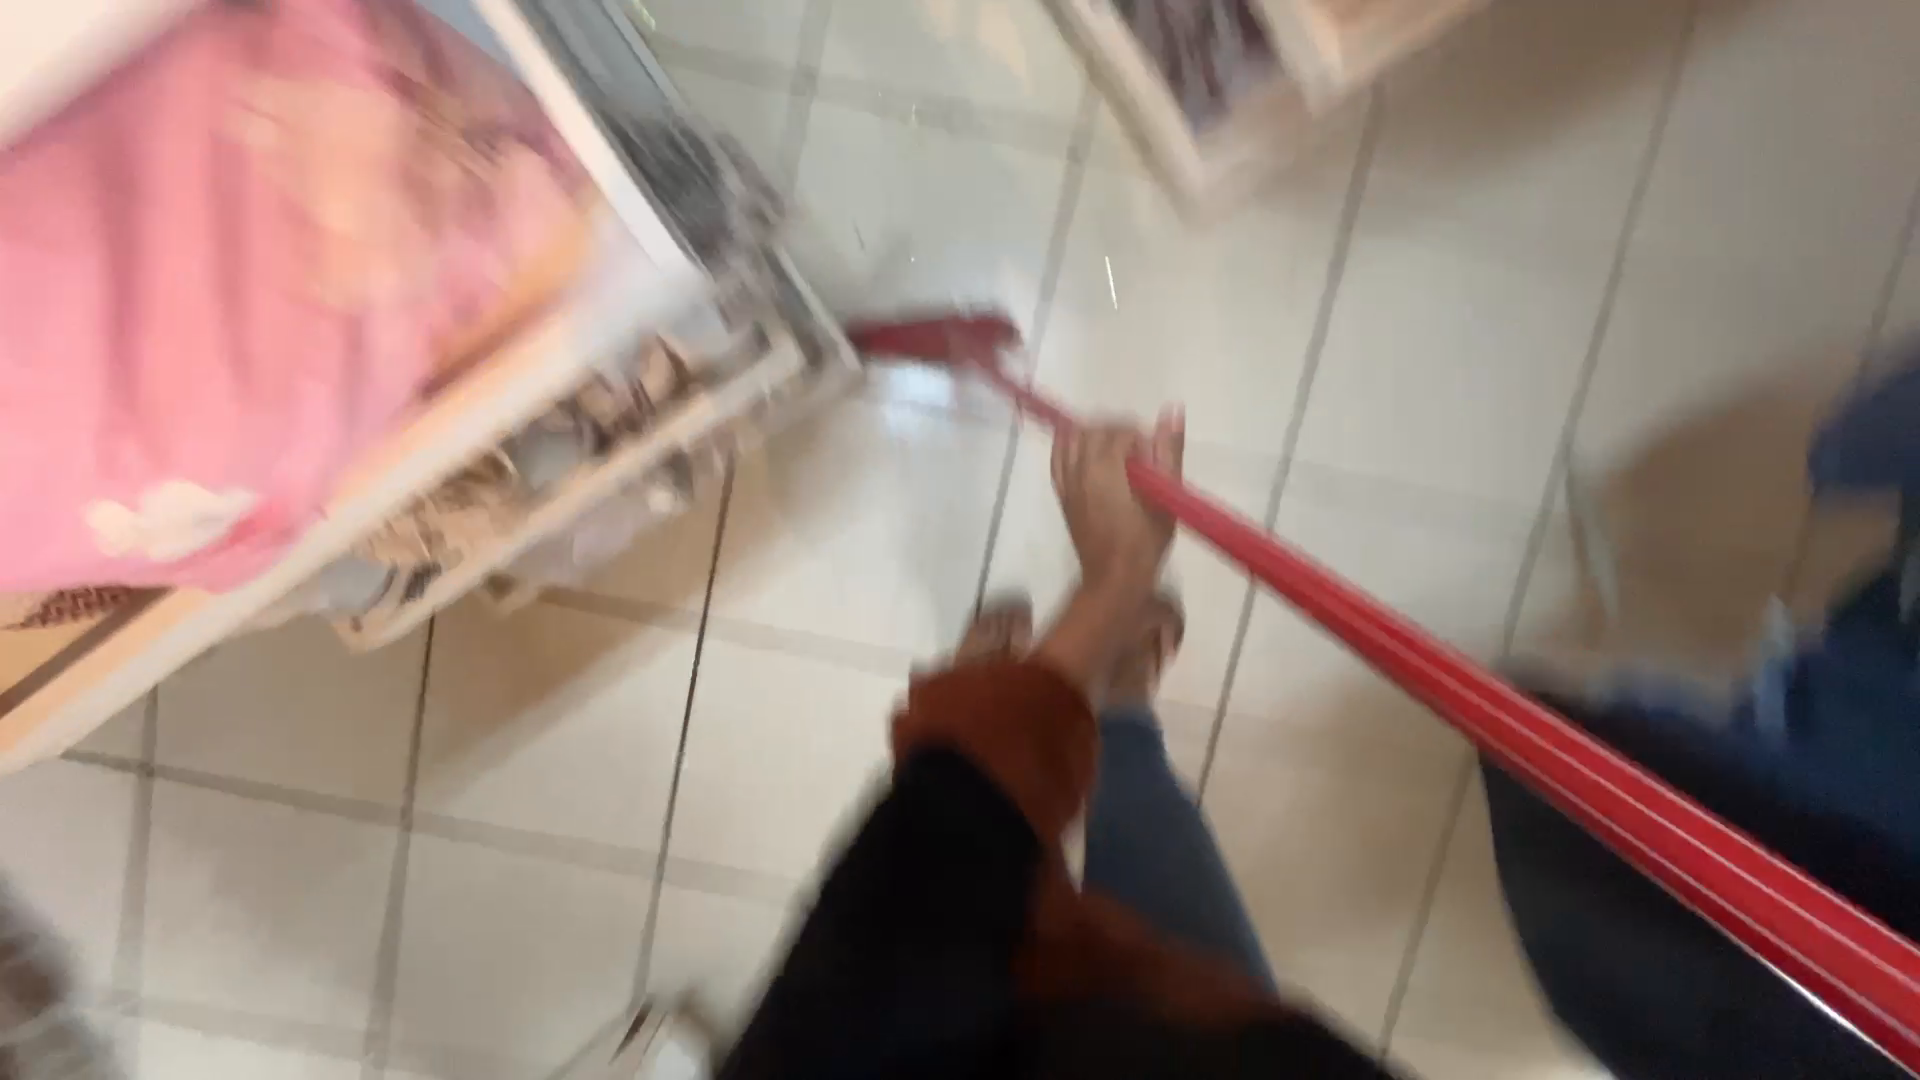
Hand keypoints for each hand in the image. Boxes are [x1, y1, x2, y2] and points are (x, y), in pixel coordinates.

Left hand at [1051, 409, 1184, 599]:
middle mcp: (1080, 471)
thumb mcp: (1166, 497)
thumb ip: (1168, 451)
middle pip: (1093, 430)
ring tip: (1116, 449)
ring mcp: (1067, 482)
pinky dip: (1069, 447)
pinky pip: (1058, 459)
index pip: (1119, 431)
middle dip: (1118, 431)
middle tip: (1140, 450)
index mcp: (1105, 469)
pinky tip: (1085, 450)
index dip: (1140, 436)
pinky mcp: (1062, 495)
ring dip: (1093, 435)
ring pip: (1072, 439)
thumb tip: (1172, 410)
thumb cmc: (1145, 542)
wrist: (1114, 577)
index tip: (1154, 454)